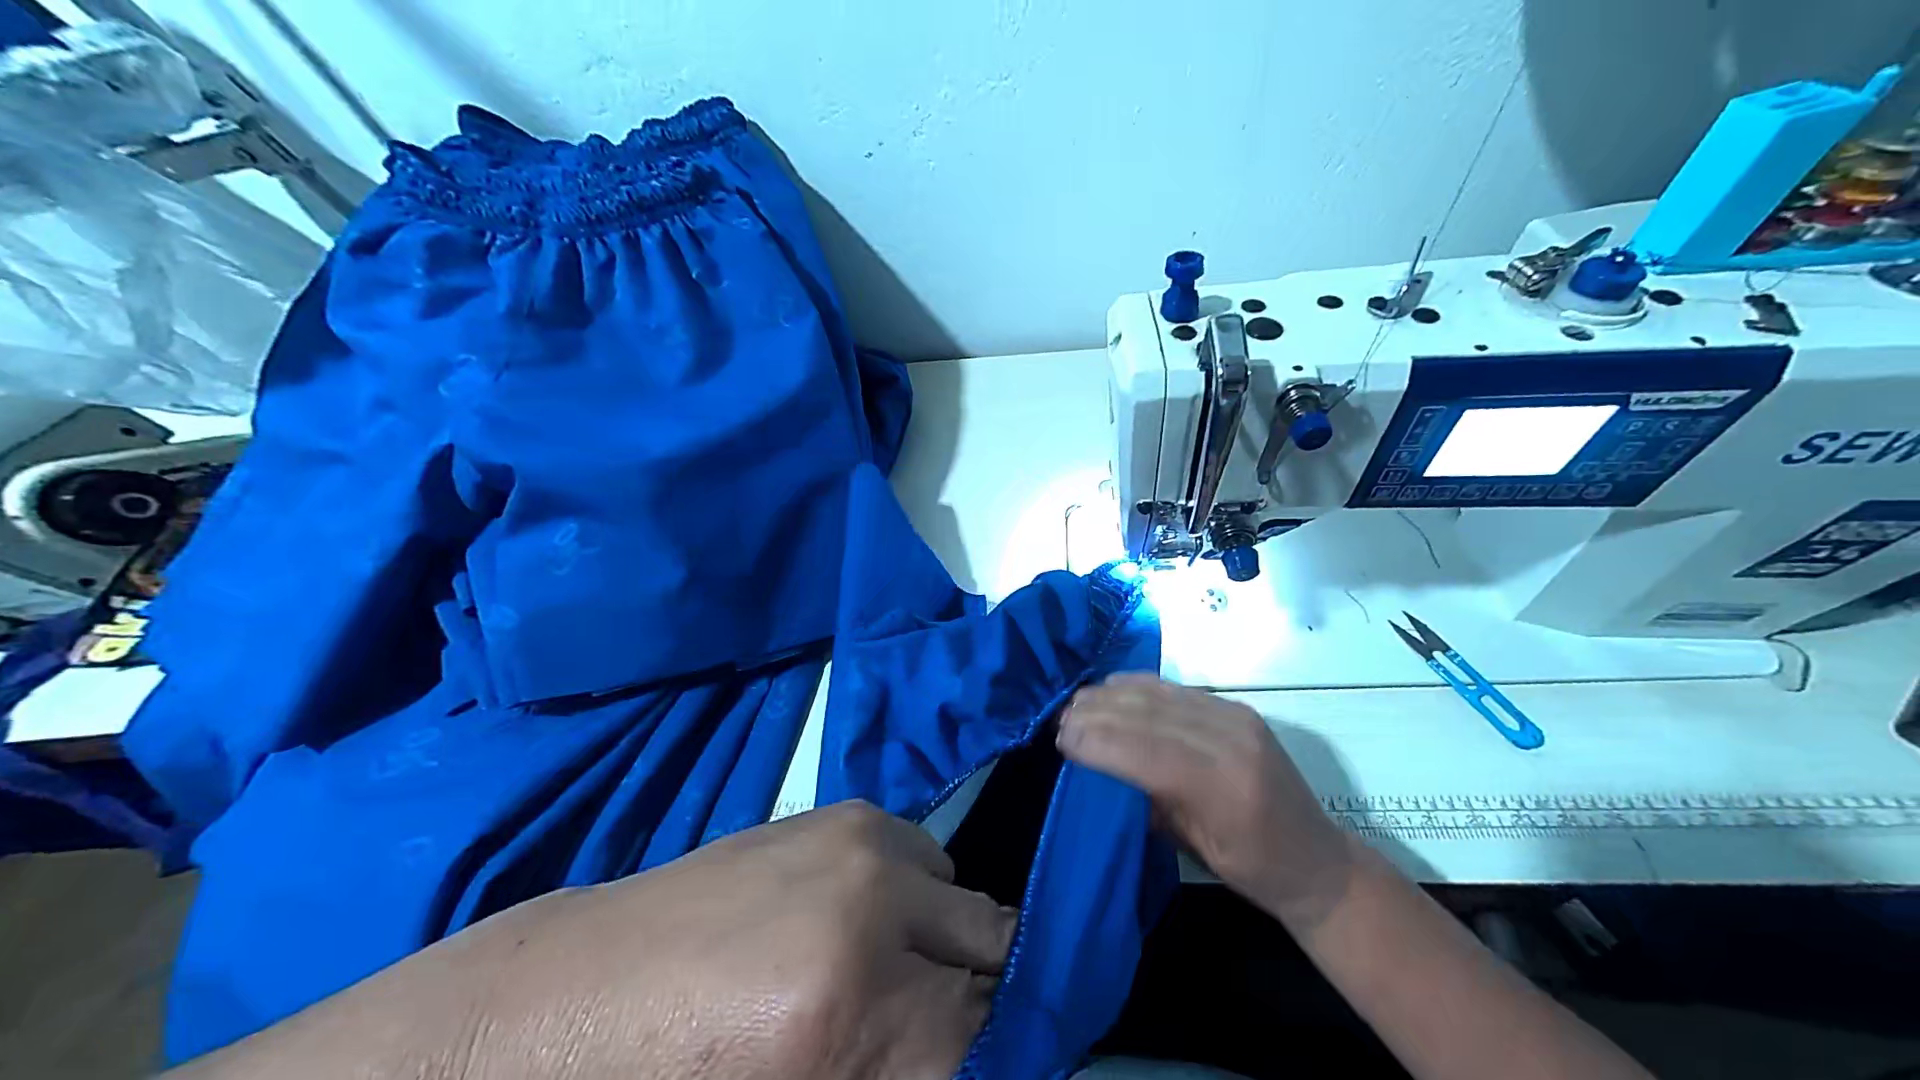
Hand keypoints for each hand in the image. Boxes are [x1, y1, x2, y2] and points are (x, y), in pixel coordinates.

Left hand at [174, 802, 1013, 1079]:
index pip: (988, 1029)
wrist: (564, 1006)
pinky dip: (908, 896)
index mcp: (851, 1001)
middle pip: (991, 943)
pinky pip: (916, 853)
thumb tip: (962, 1045)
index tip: (959, 1061)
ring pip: (960, 891)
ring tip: (890, 977)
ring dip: (941, 939)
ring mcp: (852, 839)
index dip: (984, 1056)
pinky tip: (857, 926)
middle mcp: (871, 895)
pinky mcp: (834, 811)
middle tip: (921, 1031)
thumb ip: (901, 1067)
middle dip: (969, 998)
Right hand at [1059, 675, 1354, 924]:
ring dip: (1111, 695)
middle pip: (1148, 714)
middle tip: (1059, 720)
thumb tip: (1097, 768)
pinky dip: (1137, 687)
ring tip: (1077, 705)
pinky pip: (1175, 688)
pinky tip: (1111, 690)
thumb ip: (1148, 801)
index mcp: (1224, 789)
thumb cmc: (1253, 869)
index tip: (1060, 740)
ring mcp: (1236, 717)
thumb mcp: (1193, 847)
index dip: (1099, 741)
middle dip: (1097, 713)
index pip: (1147, 751)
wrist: (1318, 860)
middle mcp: (1232, 740)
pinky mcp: (1236, 707)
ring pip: (1158, 694)